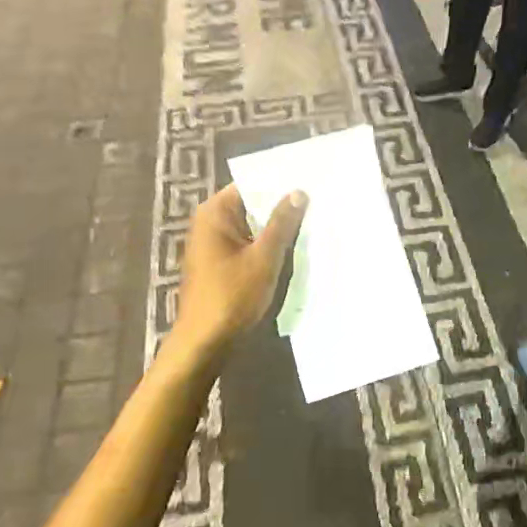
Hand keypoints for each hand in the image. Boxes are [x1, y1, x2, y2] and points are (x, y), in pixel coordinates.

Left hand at [174, 184, 306, 354]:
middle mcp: (210, 223)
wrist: (206, 340)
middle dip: (282, 208)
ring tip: (313, 226)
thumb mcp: (263, 258)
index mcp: (215, 213)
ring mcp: (214, 245)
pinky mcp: (221, 264)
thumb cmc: (232, 296)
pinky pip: (249, 246)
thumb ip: (282, 224)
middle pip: (252, 206)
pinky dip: (268, 247)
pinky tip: (294, 251)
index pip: (251, 186)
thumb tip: (298, 192)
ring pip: (253, 228)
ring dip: (277, 231)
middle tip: (319, 206)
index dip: (279, 186)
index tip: (311, 186)